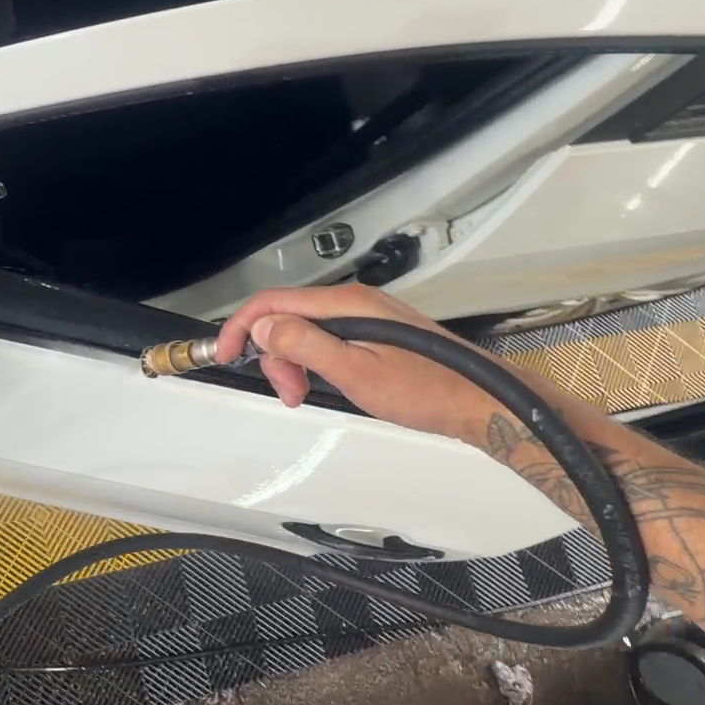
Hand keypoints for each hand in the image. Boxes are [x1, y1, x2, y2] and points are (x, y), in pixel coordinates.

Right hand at [215, 283, 508, 446]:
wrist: (480, 402)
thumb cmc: (425, 391)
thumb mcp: (354, 372)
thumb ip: (304, 344)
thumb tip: (264, 327)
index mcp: (345, 305)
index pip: (272, 303)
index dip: (241, 327)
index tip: (224, 353)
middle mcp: (351, 302)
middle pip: (284, 319)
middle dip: (272, 355)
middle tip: (287, 391)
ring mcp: (361, 316)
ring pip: (301, 331)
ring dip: (290, 363)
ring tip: (303, 393)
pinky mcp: (369, 331)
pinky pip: (321, 339)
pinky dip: (309, 362)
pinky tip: (319, 383)